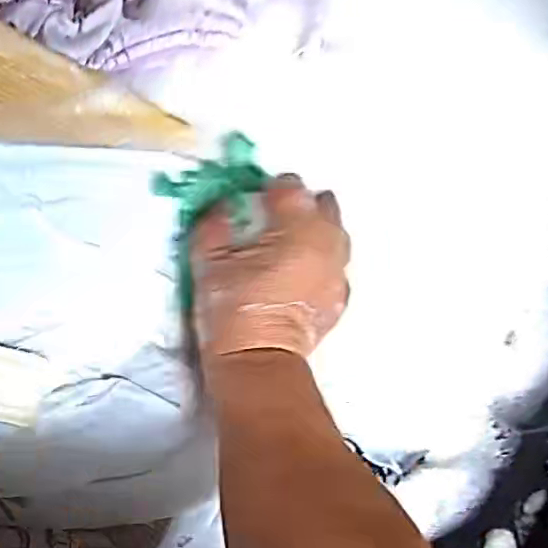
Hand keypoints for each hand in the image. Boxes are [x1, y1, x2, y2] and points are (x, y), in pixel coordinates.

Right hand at [189, 176, 349, 364]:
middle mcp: (329, 241)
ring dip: (312, 234)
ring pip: (334, 236)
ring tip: (286, 248)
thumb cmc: (230, 308)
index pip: (288, 189)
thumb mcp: (208, 264)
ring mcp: (339, 270)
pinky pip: (333, 269)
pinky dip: (316, 266)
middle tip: (272, 219)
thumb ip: (213, 227)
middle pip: (322, 206)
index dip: (268, 188)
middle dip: (299, 206)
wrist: (256, 358)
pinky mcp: (338, 298)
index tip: (252, 196)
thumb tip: (220, 206)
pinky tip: (296, 277)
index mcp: (299, 225)